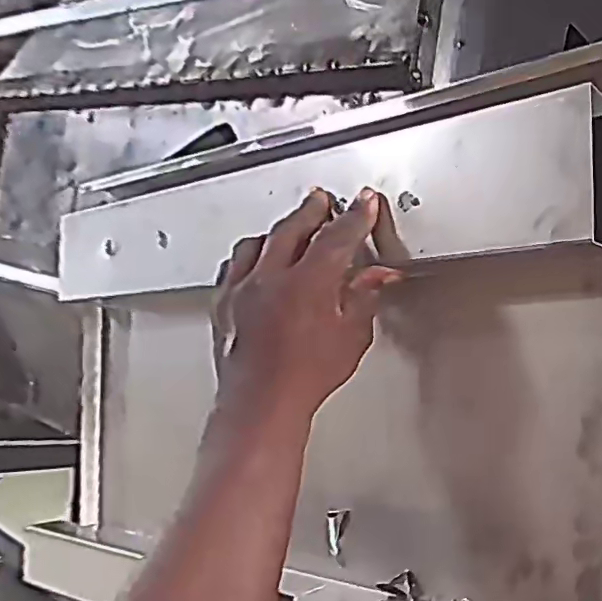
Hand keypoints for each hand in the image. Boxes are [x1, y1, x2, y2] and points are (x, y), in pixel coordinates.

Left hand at [211, 187, 401, 421]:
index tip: (365, 203)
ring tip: (295, 222)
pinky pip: (235, 264)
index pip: (337, 237)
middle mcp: (270, 279)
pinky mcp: (223, 303)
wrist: (263, 401)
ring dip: (281, 228)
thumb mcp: (353, 334)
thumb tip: (377, 275)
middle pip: (293, 228)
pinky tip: (258, 254)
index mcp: (308, 284)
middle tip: (326, 199)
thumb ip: (364, 297)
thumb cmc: (307, 375)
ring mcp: (241, 289)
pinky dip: (252, 252)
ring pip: (259, 242)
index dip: (356, 216)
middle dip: (314, 210)